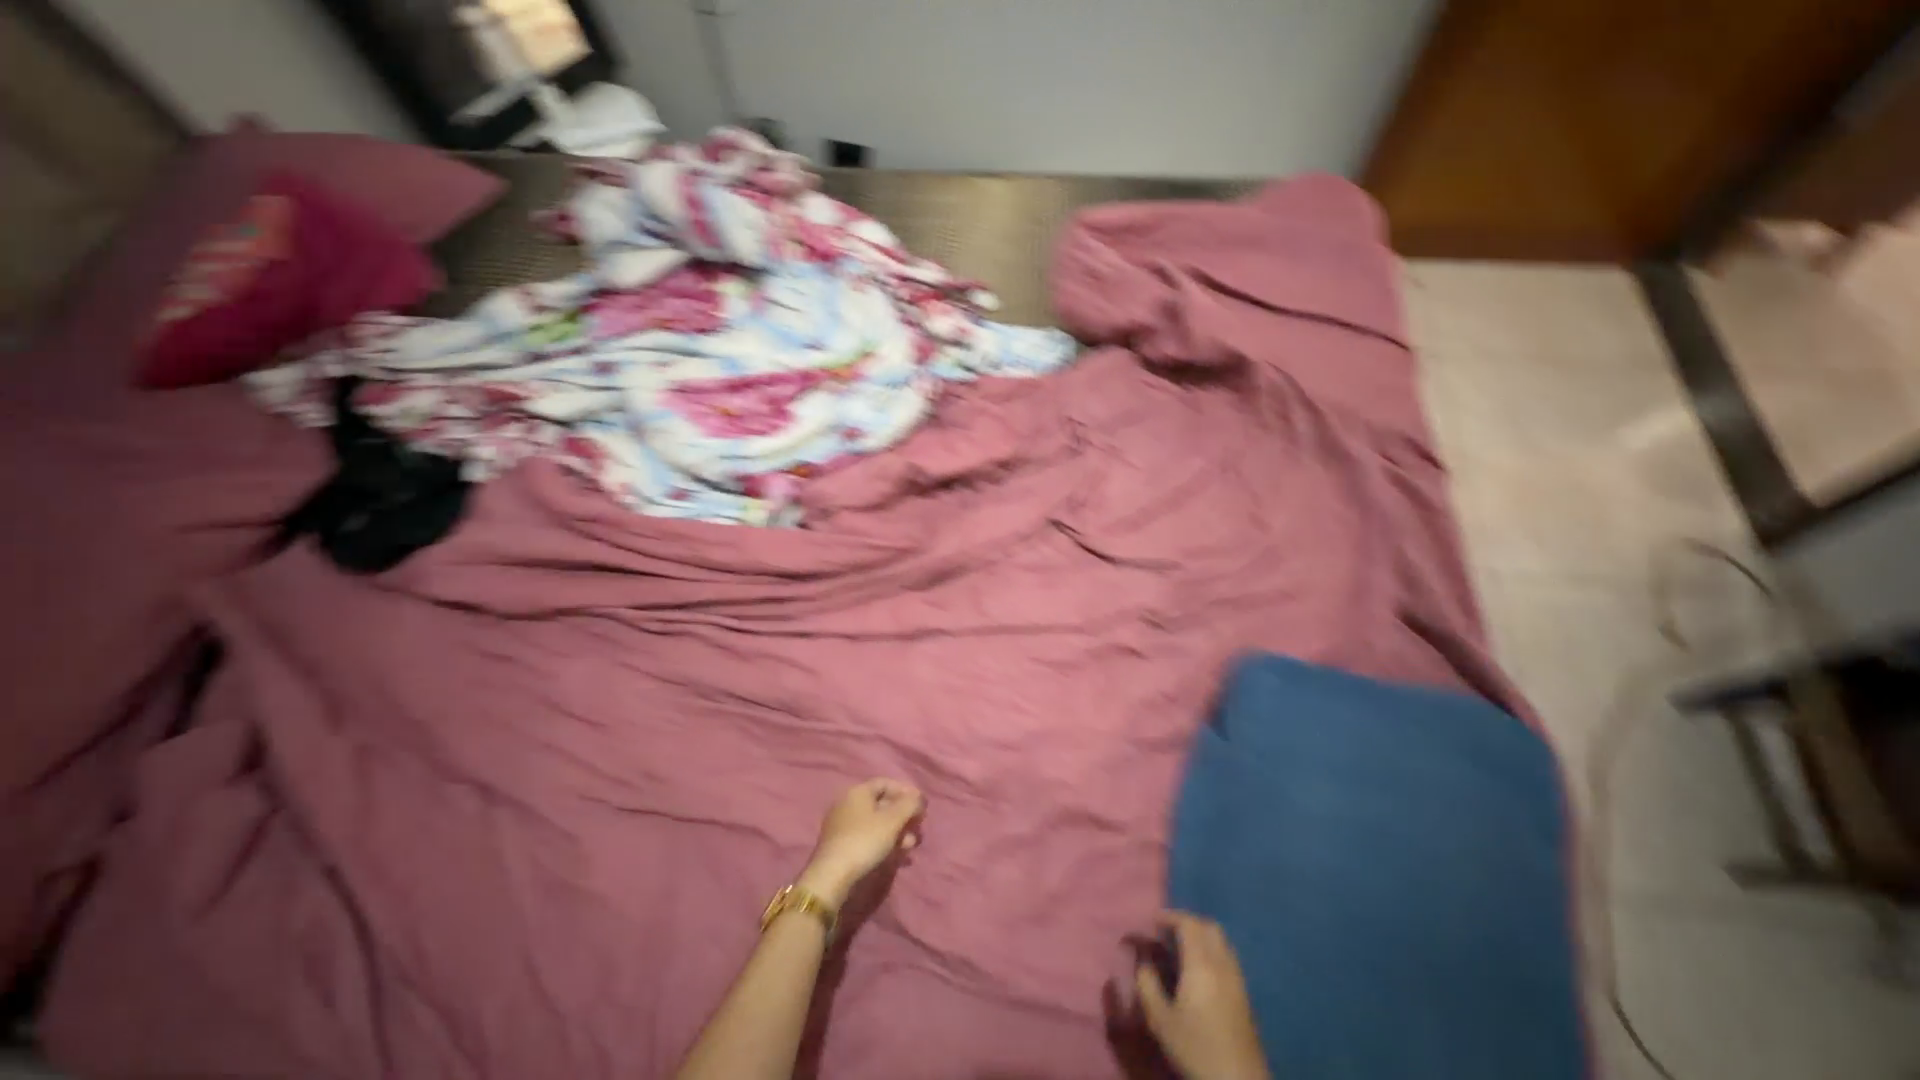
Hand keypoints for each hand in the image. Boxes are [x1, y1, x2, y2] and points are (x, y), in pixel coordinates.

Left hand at [796, 779, 924, 906]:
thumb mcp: (893, 820)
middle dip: (904, 816)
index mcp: (857, 792)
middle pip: (882, 804)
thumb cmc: (865, 840)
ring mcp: (843, 826)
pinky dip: (884, 842)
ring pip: (877, 823)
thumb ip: (910, 804)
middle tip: (918, 828)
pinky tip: (897, 856)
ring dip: (897, 832)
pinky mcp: (843, 845)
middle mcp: (848, 804)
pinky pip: (869, 837)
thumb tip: (919, 798)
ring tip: (910, 846)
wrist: (833, 875)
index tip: (922, 806)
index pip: (885, 783)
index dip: (906, 792)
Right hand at [1134, 911, 1269, 1079]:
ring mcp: (1237, 978)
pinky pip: (1227, 957)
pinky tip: (1197, 970)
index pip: (1189, 924)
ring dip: (1201, 936)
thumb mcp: (1160, 1019)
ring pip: (1221, 941)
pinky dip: (1211, 951)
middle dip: (1187, 922)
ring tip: (1179, 949)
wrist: (1237, 1078)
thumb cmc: (1195, 1047)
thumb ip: (1147, 984)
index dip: (1170, 916)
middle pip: (1209, 927)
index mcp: (1202, 965)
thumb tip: (1143, 960)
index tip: (1151, 921)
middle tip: (1165, 932)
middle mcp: (1223, 964)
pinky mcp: (1244, 993)